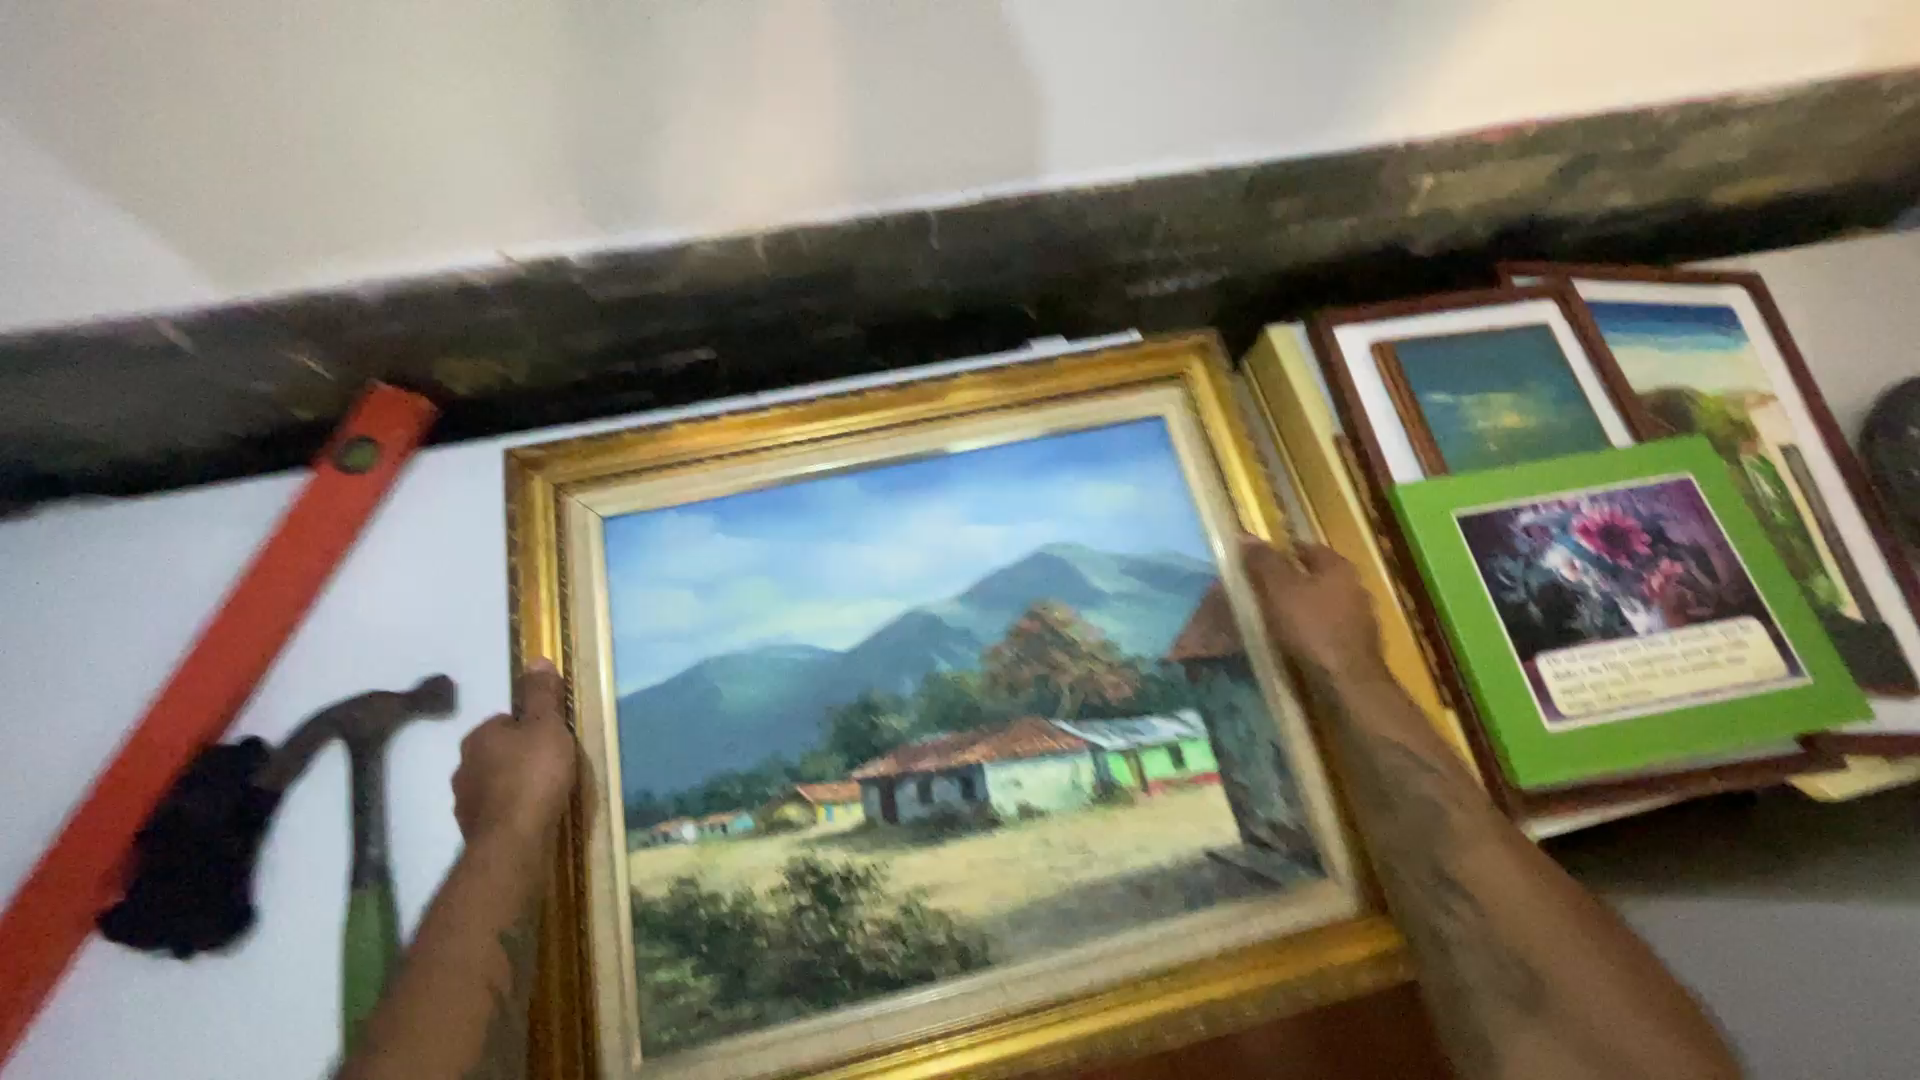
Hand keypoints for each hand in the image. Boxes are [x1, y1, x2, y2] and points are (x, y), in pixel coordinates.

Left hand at [452, 658, 579, 850]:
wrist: (514, 839)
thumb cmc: (534, 775)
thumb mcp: (548, 726)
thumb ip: (542, 695)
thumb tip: (537, 658)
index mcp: (479, 737)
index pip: (506, 721)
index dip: (533, 728)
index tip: (553, 740)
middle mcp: (463, 765)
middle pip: (498, 752)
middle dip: (521, 757)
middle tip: (553, 767)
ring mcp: (464, 800)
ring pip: (495, 782)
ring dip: (514, 785)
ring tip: (545, 794)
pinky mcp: (472, 829)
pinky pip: (496, 810)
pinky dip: (512, 810)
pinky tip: (532, 816)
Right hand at [1241, 538, 1385, 678]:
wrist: (1347, 682)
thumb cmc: (1311, 628)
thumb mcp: (1279, 590)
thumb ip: (1263, 562)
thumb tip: (1245, 535)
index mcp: (1339, 567)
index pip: (1307, 547)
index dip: (1281, 551)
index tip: (1258, 562)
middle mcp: (1356, 586)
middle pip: (1316, 576)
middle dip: (1291, 580)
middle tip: (1261, 590)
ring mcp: (1360, 618)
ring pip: (1322, 603)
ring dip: (1301, 607)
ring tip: (1272, 617)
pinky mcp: (1357, 645)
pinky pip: (1327, 628)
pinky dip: (1310, 630)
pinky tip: (1293, 641)